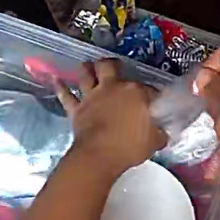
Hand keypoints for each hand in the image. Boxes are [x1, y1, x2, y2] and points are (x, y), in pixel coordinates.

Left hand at [56, 59, 162, 175]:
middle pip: (111, 67)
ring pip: (86, 74)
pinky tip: (56, 80)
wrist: (99, 155)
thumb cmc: (130, 147)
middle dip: (113, 64)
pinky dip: (61, 88)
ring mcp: (92, 96)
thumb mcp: (155, 141)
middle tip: (115, 66)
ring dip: (86, 69)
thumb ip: (159, 133)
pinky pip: (66, 96)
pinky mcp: (76, 109)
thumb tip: (163, 133)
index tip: (154, 101)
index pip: (149, 89)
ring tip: (86, 66)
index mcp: (136, 93)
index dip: (152, 95)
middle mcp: (113, 88)